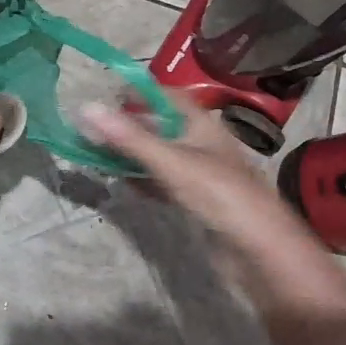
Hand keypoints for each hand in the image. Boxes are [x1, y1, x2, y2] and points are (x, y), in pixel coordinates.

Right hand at [82, 99, 291, 245]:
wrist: (260, 252)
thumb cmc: (219, 194)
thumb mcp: (171, 162)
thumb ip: (128, 138)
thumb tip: (85, 108)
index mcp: (202, 125)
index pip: (168, 96)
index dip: (140, 92)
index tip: (108, 95)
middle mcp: (201, 144)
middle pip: (160, 127)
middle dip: (129, 126)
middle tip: (94, 128)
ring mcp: (200, 174)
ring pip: (159, 156)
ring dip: (131, 155)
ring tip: (98, 154)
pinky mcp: (197, 202)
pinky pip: (162, 182)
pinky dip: (142, 180)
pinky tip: (121, 183)